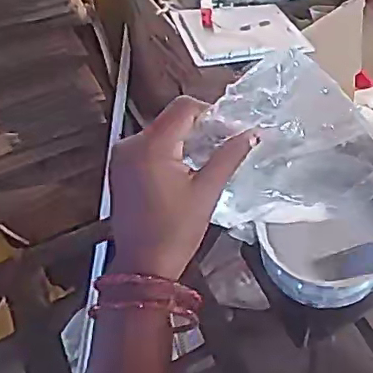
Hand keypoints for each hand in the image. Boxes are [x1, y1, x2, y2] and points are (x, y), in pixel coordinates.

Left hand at [107, 97, 254, 279]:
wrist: (143, 264)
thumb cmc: (176, 230)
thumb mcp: (208, 190)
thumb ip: (229, 156)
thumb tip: (252, 133)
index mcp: (151, 146)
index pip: (183, 107)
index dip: (211, 113)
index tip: (230, 130)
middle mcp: (130, 144)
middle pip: (171, 117)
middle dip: (200, 127)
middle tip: (224, 144)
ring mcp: (121, 156)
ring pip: (161, 131)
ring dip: (186, 138)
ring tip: (208, 158)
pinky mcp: (120, 168)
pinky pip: (149, 145)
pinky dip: (170, 150)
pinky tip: (187, 168)